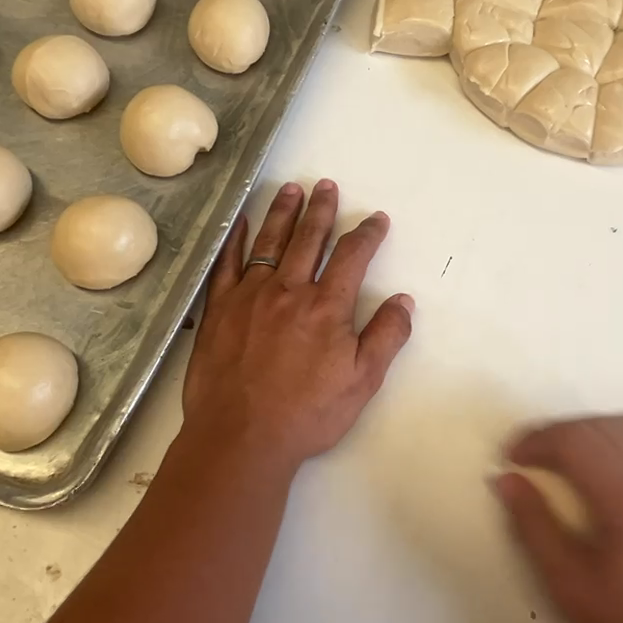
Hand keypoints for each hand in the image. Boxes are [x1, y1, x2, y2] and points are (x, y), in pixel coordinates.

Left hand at [179, 180, 413, 475]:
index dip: (367, 234)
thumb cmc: (307, 413)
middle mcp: (289, 290)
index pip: (353, 256)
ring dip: (283, 213)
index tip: (376, 219)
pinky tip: (242, 223)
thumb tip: (403, 300)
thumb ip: (386, 337)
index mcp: (327, 306)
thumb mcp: (362, 382)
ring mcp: (250, 296)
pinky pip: (227, 264)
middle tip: (325, 185)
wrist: (241, 436)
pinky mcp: (219, 309)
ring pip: (270, 242)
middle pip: (309, 239)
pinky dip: (236, 240)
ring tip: (291, 189)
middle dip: (321, 210)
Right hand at [495, 415, 622, 622]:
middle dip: (559, 433)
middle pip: (603, 425)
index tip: (511, 460)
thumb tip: (507, 480)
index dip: (537, 439)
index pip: (578, 439)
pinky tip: (596, 481)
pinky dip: (613, 446)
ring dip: (588, 434)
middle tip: (528, 460)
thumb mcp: (569, 585)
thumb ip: (534, 525)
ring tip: (560, 464)